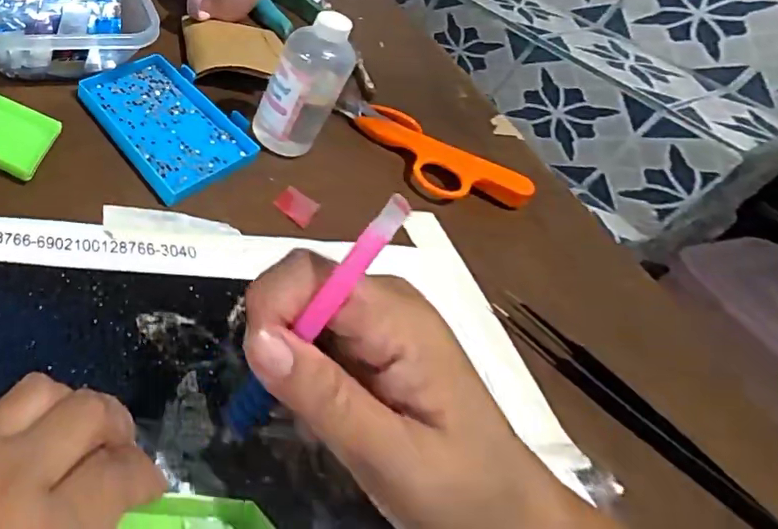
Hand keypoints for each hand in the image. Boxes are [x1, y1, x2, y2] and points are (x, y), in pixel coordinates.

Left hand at [0, 372, 166, 528]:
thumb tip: (112, 512)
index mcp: (49, 526)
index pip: (118, 475)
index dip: (146, 475)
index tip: (152, 484)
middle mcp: (16, 471)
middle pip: (87, 410)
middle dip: (118, 425)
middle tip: (124, 450)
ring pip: (42, 388)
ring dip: (71, 405)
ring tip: (80, 430)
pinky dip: (24, 410)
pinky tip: (28, 434)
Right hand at [244, 251, 611, 528]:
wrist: (520, 523)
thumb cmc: (469, 496)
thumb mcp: (393, 459)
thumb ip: (325, 397)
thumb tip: (258, 340)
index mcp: (396, 316)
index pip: (309, 273)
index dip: (271, 303)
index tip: (258, 363)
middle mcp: (383, 300)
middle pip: (299, 285)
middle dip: (275, 333)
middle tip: (281, 398)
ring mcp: (377, 317)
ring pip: (300, 308)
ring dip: (286, 354)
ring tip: (306, 412)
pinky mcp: (370, 338)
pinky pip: (314, 331)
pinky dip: (301, 366)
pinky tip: (322, 408)